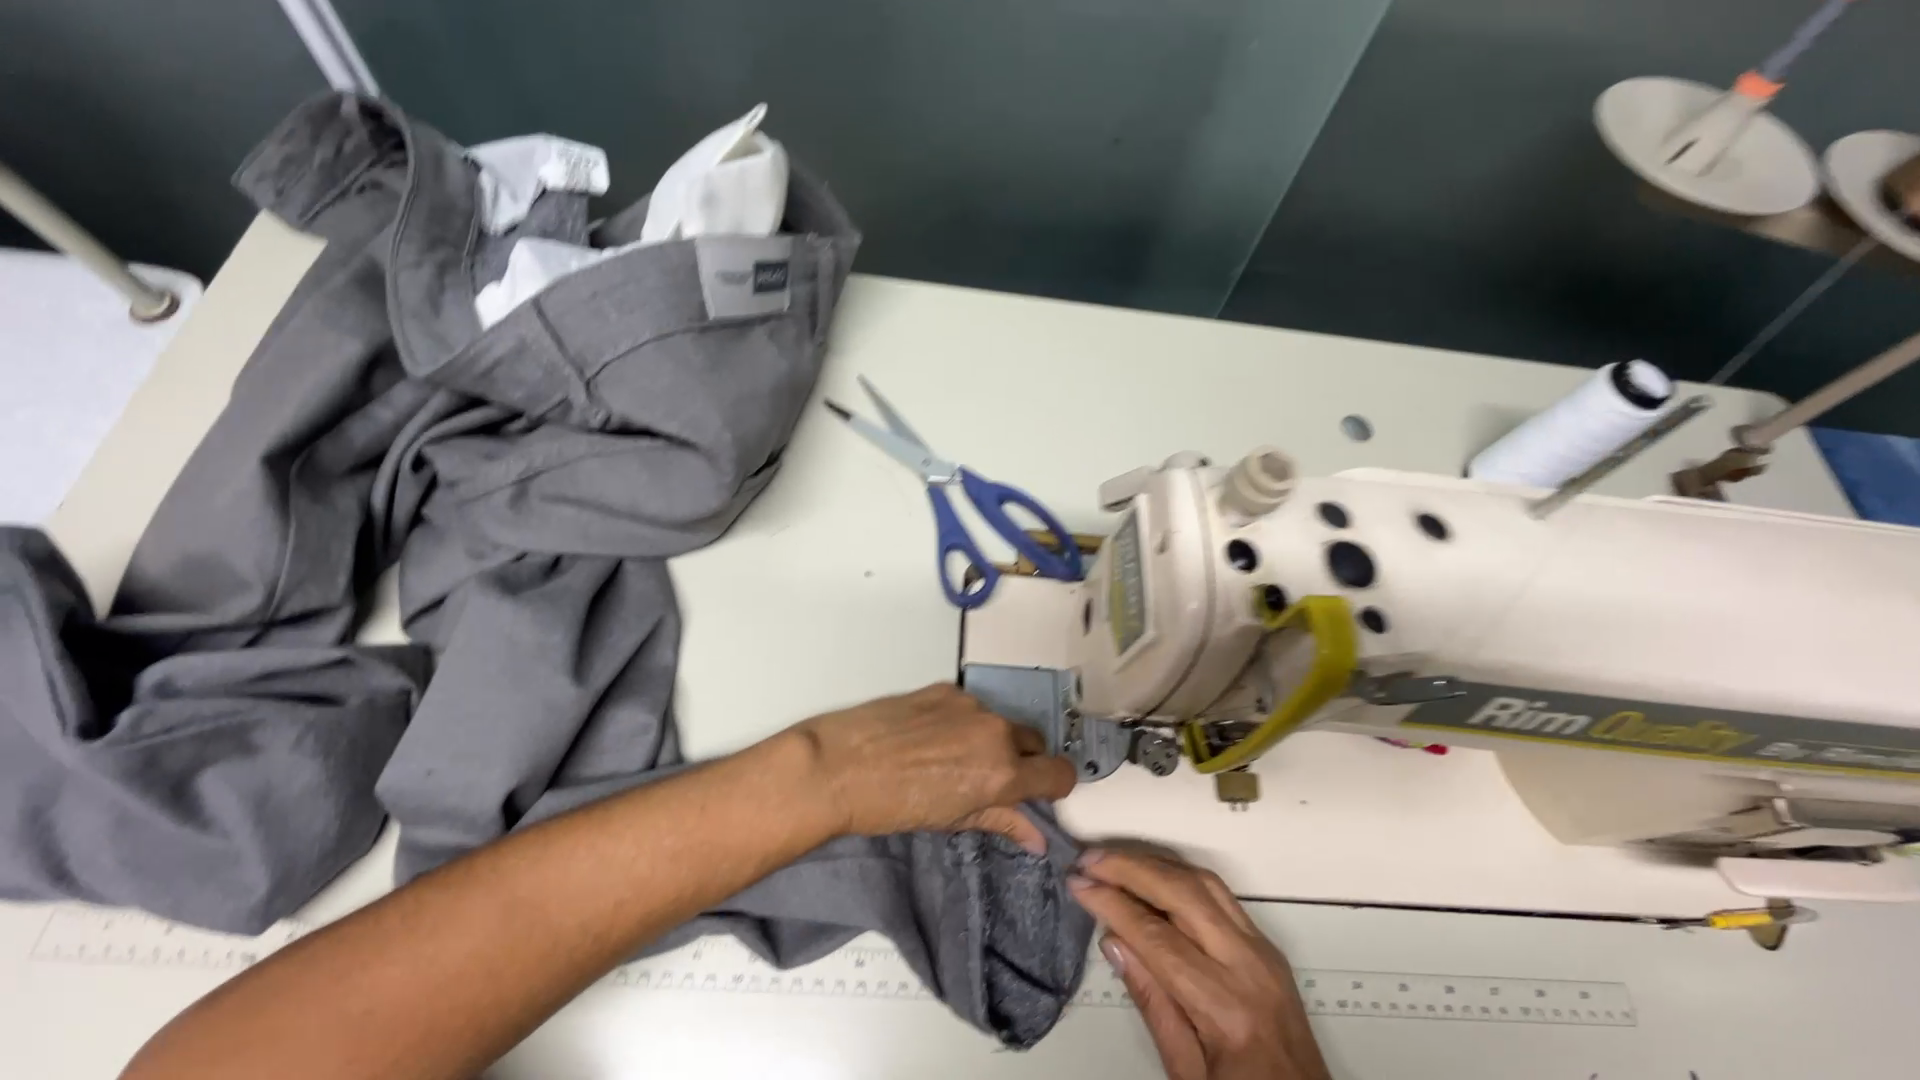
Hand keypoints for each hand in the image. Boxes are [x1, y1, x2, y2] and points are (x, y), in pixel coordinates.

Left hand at [797, 684, 1077, 848]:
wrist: (838, 765)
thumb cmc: (891, 806)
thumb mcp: (950, 821)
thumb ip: (1000, 821)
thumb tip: (1036, 838)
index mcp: (1003, 772)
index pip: (1059, 773)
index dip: (1053, 786)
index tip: (1037, 794)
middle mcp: (995, 733)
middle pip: (1035, 743)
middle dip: (1022, 761)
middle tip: (988, 781)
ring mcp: (970, 706)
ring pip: (1000, 723)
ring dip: (990, 740)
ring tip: (950, 758)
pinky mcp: (946, 689)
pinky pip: (970, 707)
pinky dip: (962, 722)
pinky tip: (929, 737)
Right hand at [1069, 850, 1330, 1079]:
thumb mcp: (1186, 1071)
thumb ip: (1152, 1003)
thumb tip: (1113, 939)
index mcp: (1226, 1007)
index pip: (1157, 937)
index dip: (1113, 904)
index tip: (1077, 884)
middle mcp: (1249, 966)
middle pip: (1183, 894)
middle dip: (1130, 868)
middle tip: (1088, 859)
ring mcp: (1263, 950)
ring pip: (1205, 883)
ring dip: (1155, 864)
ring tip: (1112, 859)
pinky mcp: (1267, 946)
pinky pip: (1220, 895)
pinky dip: (1180, 875)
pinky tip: (1152, 874)